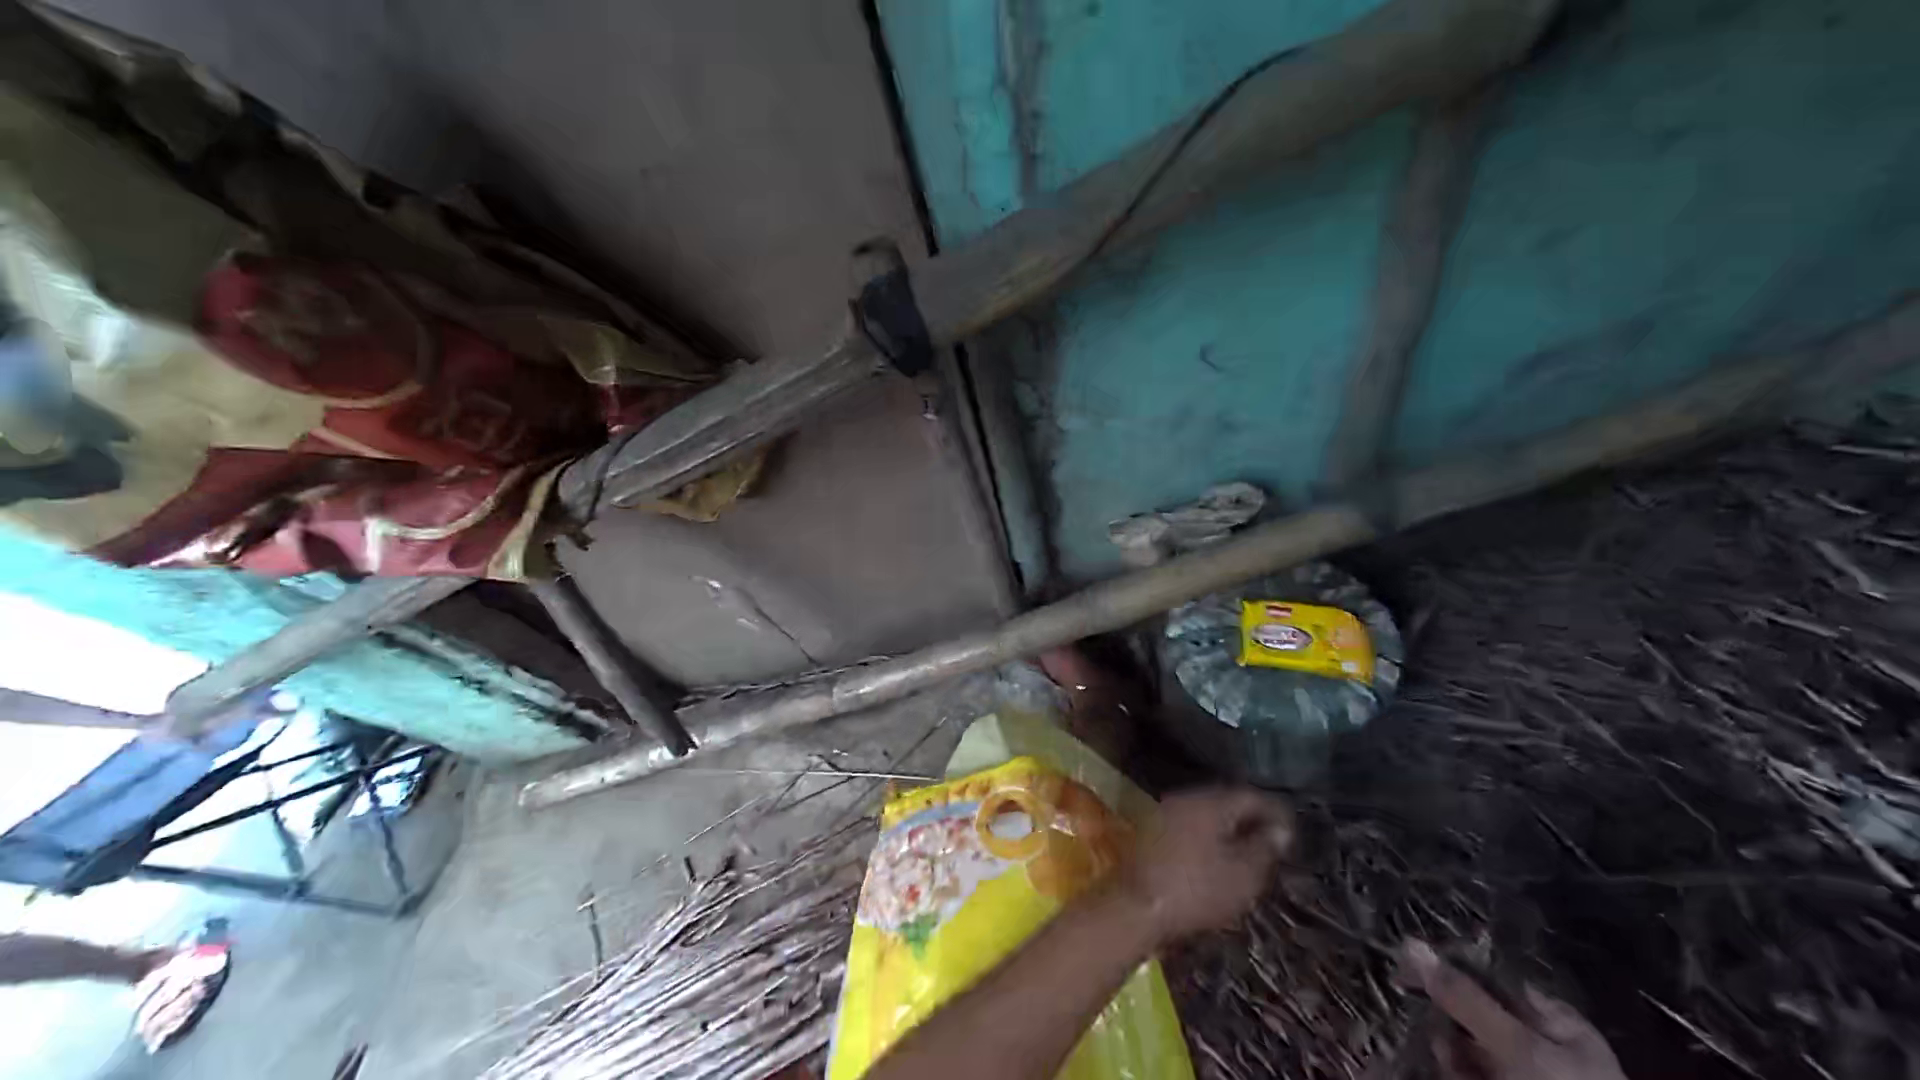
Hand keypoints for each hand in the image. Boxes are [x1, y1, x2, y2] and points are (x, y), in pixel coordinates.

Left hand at [1121, 787, 1294, 943]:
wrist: (1137, 906)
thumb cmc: (1196, 891)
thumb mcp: (1243, 875)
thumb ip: (1264, 848)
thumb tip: (1279, 829)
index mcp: (1209, 803)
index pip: (1249, 795)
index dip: (1274, 811)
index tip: (1291, 831)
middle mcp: (1184, 798)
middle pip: (1225, 800)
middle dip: (1250, 818)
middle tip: (1271, 840)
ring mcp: (1163, 812)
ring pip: (1205, 813)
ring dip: (1227, 828)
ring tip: (1247, 852)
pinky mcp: (1151, 831)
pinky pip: (1188, 825)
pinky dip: (1207, 836)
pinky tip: (1215, 857)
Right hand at [1401, 939, 1627, 1079]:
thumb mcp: (1522, 1050)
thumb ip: (1466, 998)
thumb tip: (1411, 944)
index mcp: (1555, 1022)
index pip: (1489, 977)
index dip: (1447, 970)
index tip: (1406, 974)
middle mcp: (1538, 1046)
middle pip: (1470, 1012)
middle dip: (1448, 1025)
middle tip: (1444, 1045)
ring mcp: (1520, 1078)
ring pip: (1463, 1048)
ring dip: (1450, 1058)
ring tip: (1456, 1072)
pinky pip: (1464, 1073)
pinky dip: (1455, 1074)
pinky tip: (1454, 1077)